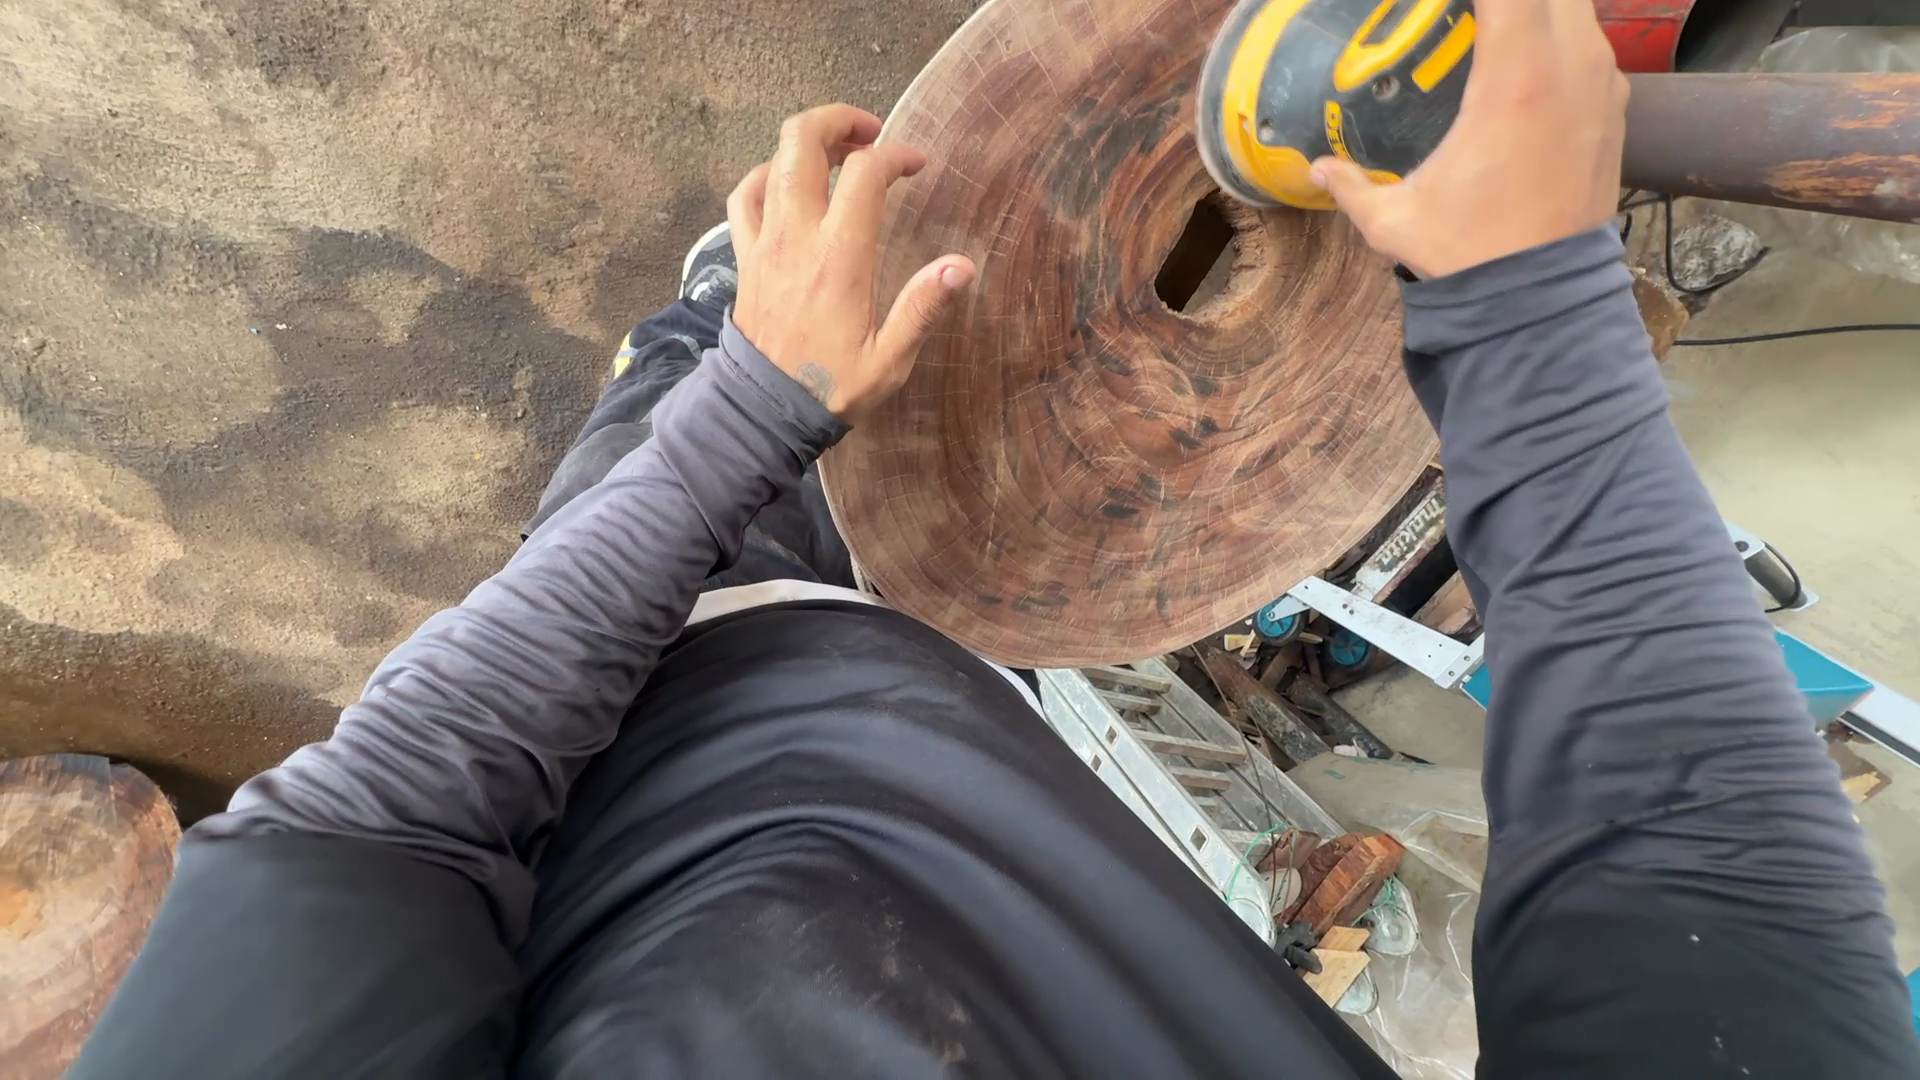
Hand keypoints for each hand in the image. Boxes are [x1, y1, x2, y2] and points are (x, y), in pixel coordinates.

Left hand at [728, 104, 975, 424]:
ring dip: (806, 143)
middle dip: (839, 121)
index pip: (867, 174)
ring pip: (773, 160)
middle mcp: (797, 235)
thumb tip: (962, 266)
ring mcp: (764, 242)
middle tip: (870, 136)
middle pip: (804, 141)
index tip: (917, 166)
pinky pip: (745, 196)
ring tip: (837, 156)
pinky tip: (787, 185)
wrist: (766, 410)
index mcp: (840, 256)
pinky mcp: (745, 256)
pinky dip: (767, 176)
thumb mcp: (890, 359)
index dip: (896, 156)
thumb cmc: (833, 386)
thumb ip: (922, 308)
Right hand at [1309, 0, 1628, 278]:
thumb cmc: (1466, 250)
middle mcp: (1570, 66)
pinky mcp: (1614, 106)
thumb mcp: (1393, 221)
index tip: (1442, 7)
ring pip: (1577, 8)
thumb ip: (1352, 188)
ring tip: (1489, 35)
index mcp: (1515, 82)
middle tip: (1462, 21)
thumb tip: (1318, 169)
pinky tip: (1521, 74)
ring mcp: (1601, 83)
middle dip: (1505, 0)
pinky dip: (1559, 40)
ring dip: (1536, 12)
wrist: (1536, 289)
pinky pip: (1591, 45)